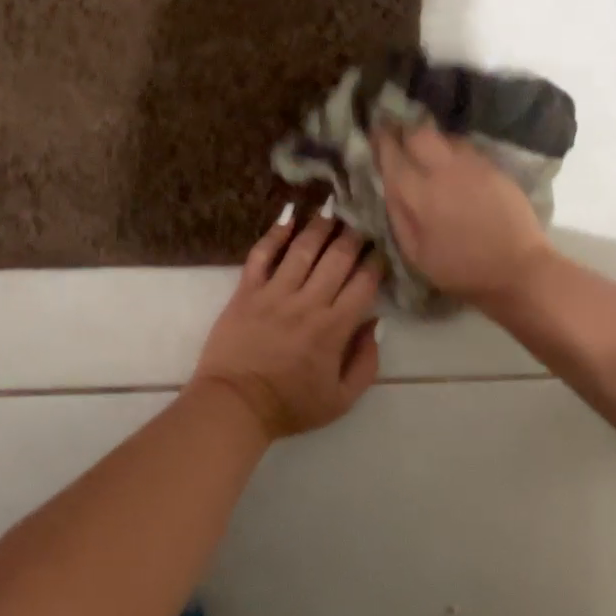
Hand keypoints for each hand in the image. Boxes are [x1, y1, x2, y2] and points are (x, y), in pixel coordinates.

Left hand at [190, 207, 382, 439]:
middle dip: (353, 235)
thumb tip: (376, 323)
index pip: (363, 283)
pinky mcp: (246, 291)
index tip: (382, 246)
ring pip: (302, 249)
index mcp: (334, 328)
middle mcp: (308, 302)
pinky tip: (288, 216)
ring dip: (319, 226)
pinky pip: (261, 255)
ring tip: (331, 209)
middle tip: (361, 218)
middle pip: (337, 258)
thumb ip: (365, 362)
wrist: (234, 406)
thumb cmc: (290, 406)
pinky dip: (275, 233)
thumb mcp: (341, 400)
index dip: (375, 261)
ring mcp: (275, 293)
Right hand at [373, 124, 553, 306]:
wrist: (518, 269)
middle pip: (419, 133)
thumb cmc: (461, 269)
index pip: (393, 155)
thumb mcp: (416, 254)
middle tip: (401, 141)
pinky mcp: (493, 167)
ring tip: (428, 154)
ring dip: (431, 141)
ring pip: (444, 136)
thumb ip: (398, 215)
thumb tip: (388, 186)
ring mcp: (472, 165)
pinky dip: (453, 150)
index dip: (382, 141)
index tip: (376, 134)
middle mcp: (444, 170)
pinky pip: (466, 148)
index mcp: (420, 194)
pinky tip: (455, 167)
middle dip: (405, 133)